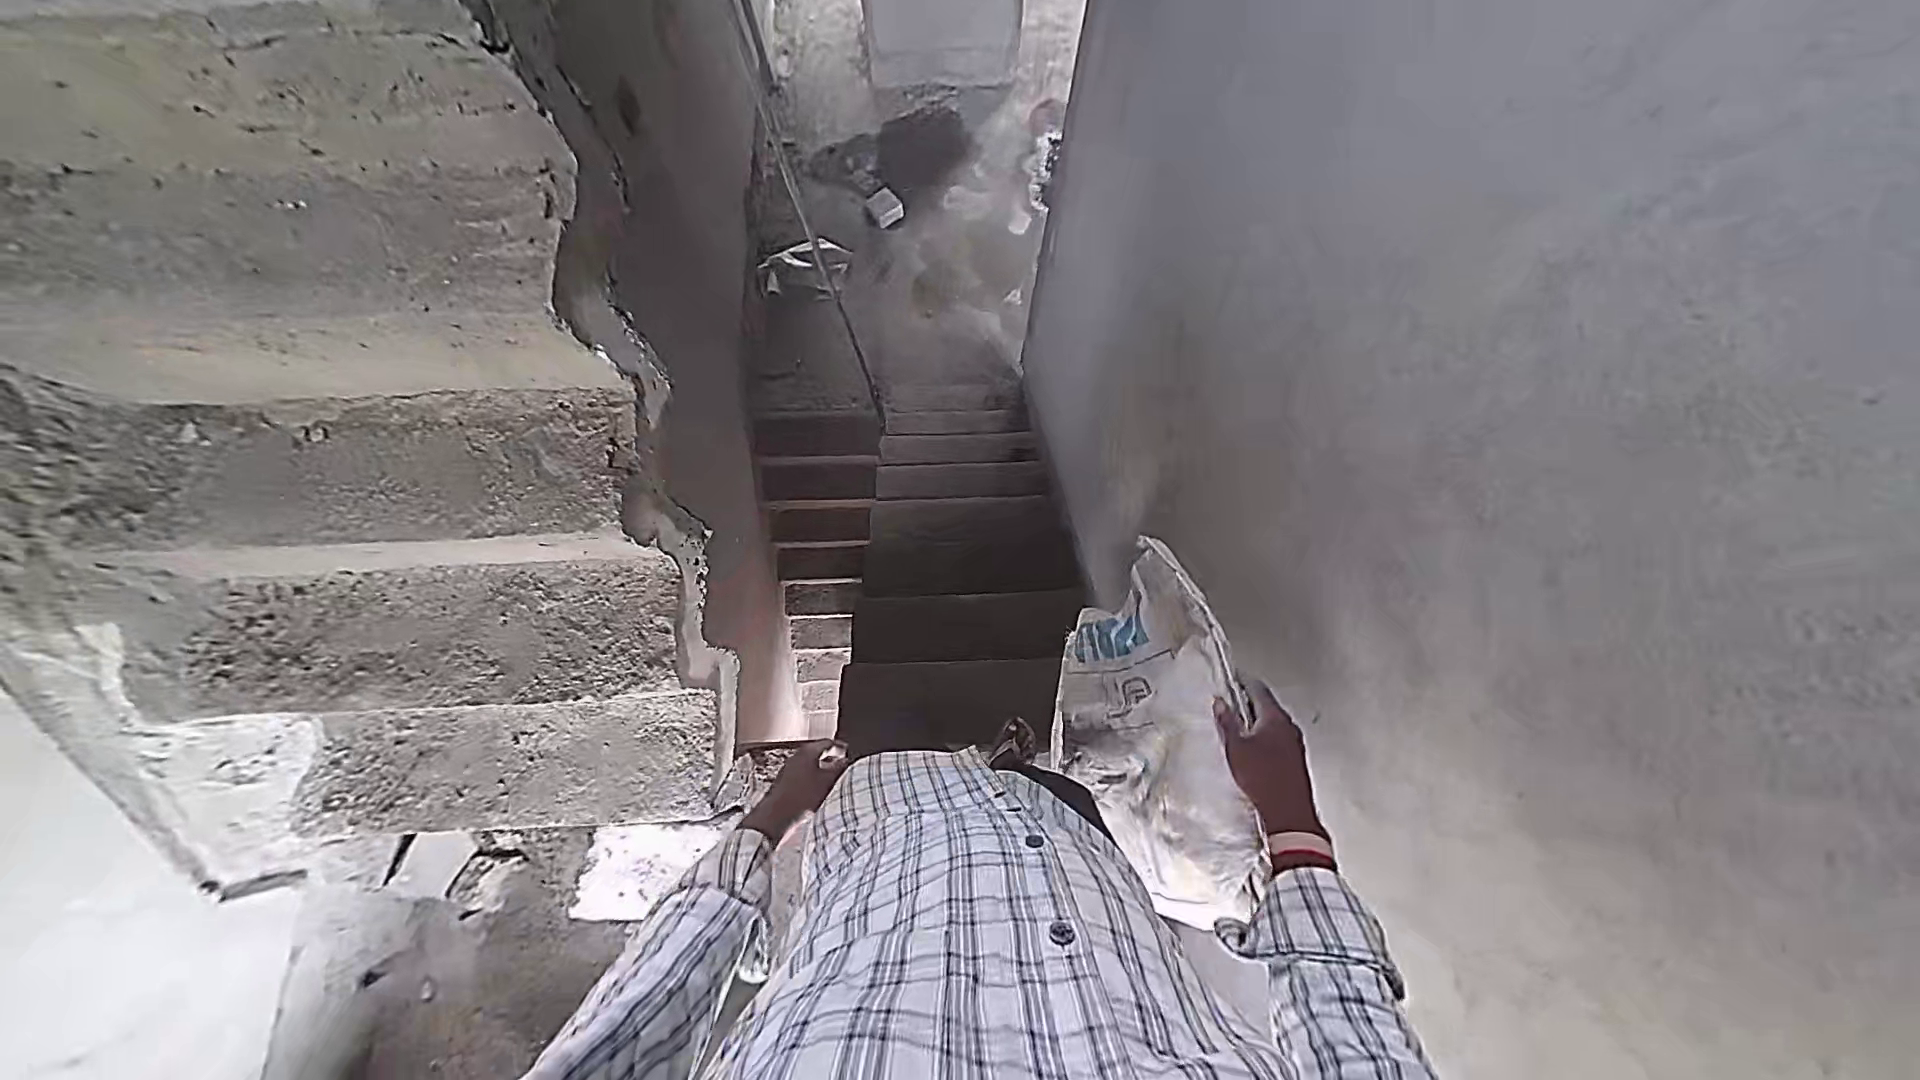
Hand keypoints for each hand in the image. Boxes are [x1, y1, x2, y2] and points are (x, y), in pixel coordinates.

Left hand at [739, 739, 849, 841]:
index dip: (840, 748)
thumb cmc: (800, 799)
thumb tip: (845, 761)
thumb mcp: (828, 782)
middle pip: (817, 753)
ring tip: (831, 781)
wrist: (774, 819)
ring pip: (809, 766)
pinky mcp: (783, 784)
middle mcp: (795, 757)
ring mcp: (787, 770)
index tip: (846, 751)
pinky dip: (811, 780)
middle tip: (841, 766)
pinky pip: (801, 777)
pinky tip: (817, 792)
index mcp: (807, 752)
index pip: (828, 743)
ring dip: (820, 771)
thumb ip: (840, 768)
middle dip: (830, 759)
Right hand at [1213, 680, 1329, 842]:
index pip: (1258, 690)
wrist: (1288, 813)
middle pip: (1267, 704)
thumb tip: (1221, 703)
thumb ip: (1227, 722)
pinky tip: (1252, 744)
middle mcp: (1289, 727)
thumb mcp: (1236, 747)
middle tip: (1231, 699)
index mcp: (1275, 718)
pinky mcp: (1295, 757)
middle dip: (1248, 700)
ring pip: (1273, 721)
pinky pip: (1278, 736)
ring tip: (1238, 723)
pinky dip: (1264, 733)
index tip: (1234, 678)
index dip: (1243, 681)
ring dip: (1256, 718)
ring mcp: (1295, 742)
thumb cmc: (1262, 778)